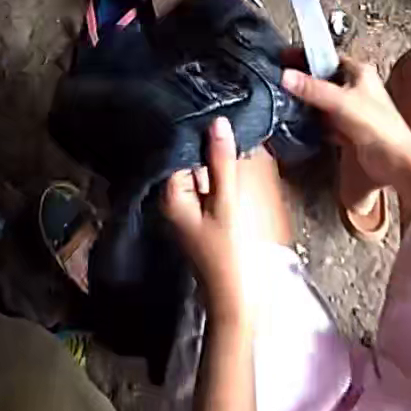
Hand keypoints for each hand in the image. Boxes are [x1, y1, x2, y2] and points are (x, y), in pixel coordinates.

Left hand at [160, 116, 244, 313]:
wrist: (239, 304)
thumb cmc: (229, 255)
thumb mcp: (226, 204)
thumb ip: (222, 162)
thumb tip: (218, 121)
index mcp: (171, 195)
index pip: (178, 149)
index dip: (197, 129)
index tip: (218, 106)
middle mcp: (174, 199)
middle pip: (189, 158)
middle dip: (209, 141)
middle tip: (232, 114)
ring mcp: (189, 207)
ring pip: (201, 170)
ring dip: (217, 155)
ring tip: (237, 130)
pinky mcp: (203, 214)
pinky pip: (209, 183)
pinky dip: (221, 171)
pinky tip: (237, 159)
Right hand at [282, 56, 410, 186]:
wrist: (397, 163)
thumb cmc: (379, 127)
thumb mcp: (341, 102)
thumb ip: (312, 89)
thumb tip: (286, 75)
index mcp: (360, 73)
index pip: (328, 57)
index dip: (306, 55)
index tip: (284, 57)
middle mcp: (357, 88)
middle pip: (324, 79)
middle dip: (304, 80)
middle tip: (281, 79)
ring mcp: (353, 109)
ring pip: (324, 101)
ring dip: (308, 102)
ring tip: (285, 101)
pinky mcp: (350, 129)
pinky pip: (327, 121)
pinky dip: (315, 122)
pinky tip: (301, 124)